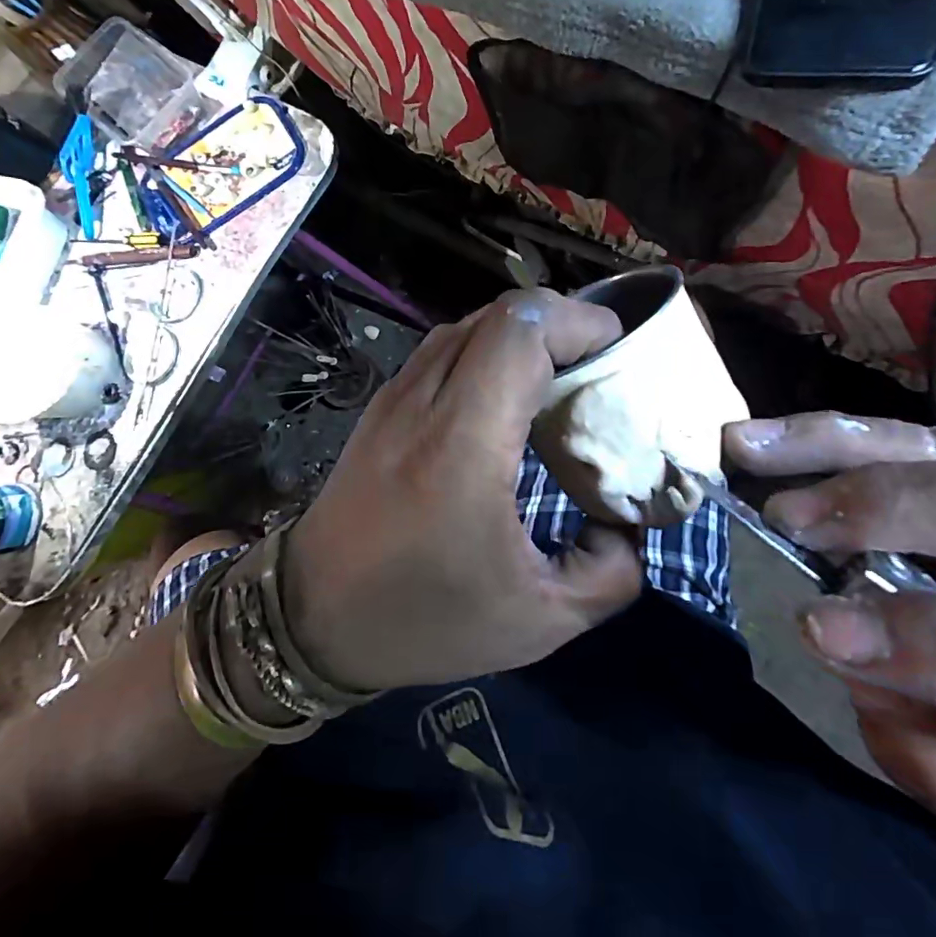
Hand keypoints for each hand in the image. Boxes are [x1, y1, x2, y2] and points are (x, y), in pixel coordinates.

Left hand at [283, 289, 643, 692]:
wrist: (312, 616)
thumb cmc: (422, 620)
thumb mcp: (538, 620)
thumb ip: (609, 572)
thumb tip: (623, 526)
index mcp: (461, 444)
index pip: (519, 329)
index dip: (579, 322)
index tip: (620, 350)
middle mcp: (420, 404)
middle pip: (495, 317)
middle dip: (558, 325)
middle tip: (597, 368)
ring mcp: (391, 401)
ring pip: (462, 330)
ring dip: (517, 339)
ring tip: (556, 382)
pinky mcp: (377, 412)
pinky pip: (437, 356)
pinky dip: (481, 357)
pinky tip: (502, 402)